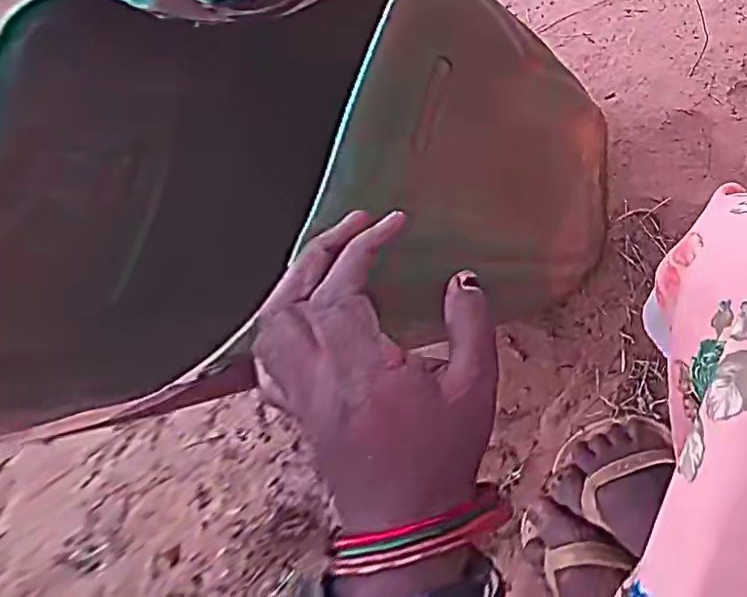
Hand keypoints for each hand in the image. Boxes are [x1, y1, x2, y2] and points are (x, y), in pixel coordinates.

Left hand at [254, 210, 498, 534]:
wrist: (405, 523)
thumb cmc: (444, 453)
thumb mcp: (478, 384)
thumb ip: (471, 324)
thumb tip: (461, 278)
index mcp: (362, 372)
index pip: (340, 293)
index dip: (362, 248)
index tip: (394, 223)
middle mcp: (319, 382)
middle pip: (290, 304)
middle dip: (320, 251)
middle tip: (357, 223)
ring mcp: (300, 399)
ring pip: (269, 330)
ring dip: (294, 280)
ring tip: (329, 253)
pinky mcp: (298, 411)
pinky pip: (268, 359)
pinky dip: (280, 320)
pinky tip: (303, 307)